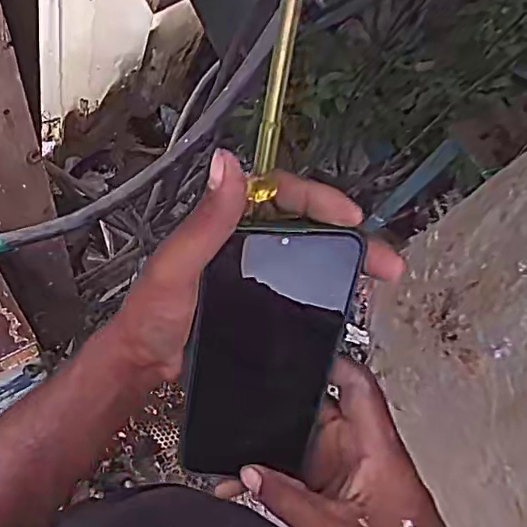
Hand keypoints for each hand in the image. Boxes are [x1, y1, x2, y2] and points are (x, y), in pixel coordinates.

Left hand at [102, 150, 405, 383]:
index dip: (319, 199)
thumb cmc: (152, 314)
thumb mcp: (176, 266)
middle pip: (305, 225)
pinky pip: (299, 291)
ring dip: (344, 265)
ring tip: (375, 283)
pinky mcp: (258, 303)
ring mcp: (252, 273)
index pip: (279, 194)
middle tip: (382, 259)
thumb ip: (204, 221)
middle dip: (349, 236)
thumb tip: (228, 164)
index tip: (350, 215)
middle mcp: (242, 242)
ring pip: (308, 257)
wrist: (144, 363)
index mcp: (224, 223)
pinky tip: (345, 309)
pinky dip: (326, 295)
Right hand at [240, 358, 474, 526]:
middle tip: (241, 396)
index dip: (330, 360)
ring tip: (233, 440)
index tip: (294, 348)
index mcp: (375, 446)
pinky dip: (273, 470)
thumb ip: (290, 503)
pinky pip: (297, 467)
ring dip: (271, 439)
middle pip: (318, 406)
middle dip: (281, 400)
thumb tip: (248, 473)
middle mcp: (359, 449)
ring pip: (301, 437)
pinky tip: (245, 479)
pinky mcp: (334, 486)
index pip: (357, 385)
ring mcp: (345, 467)